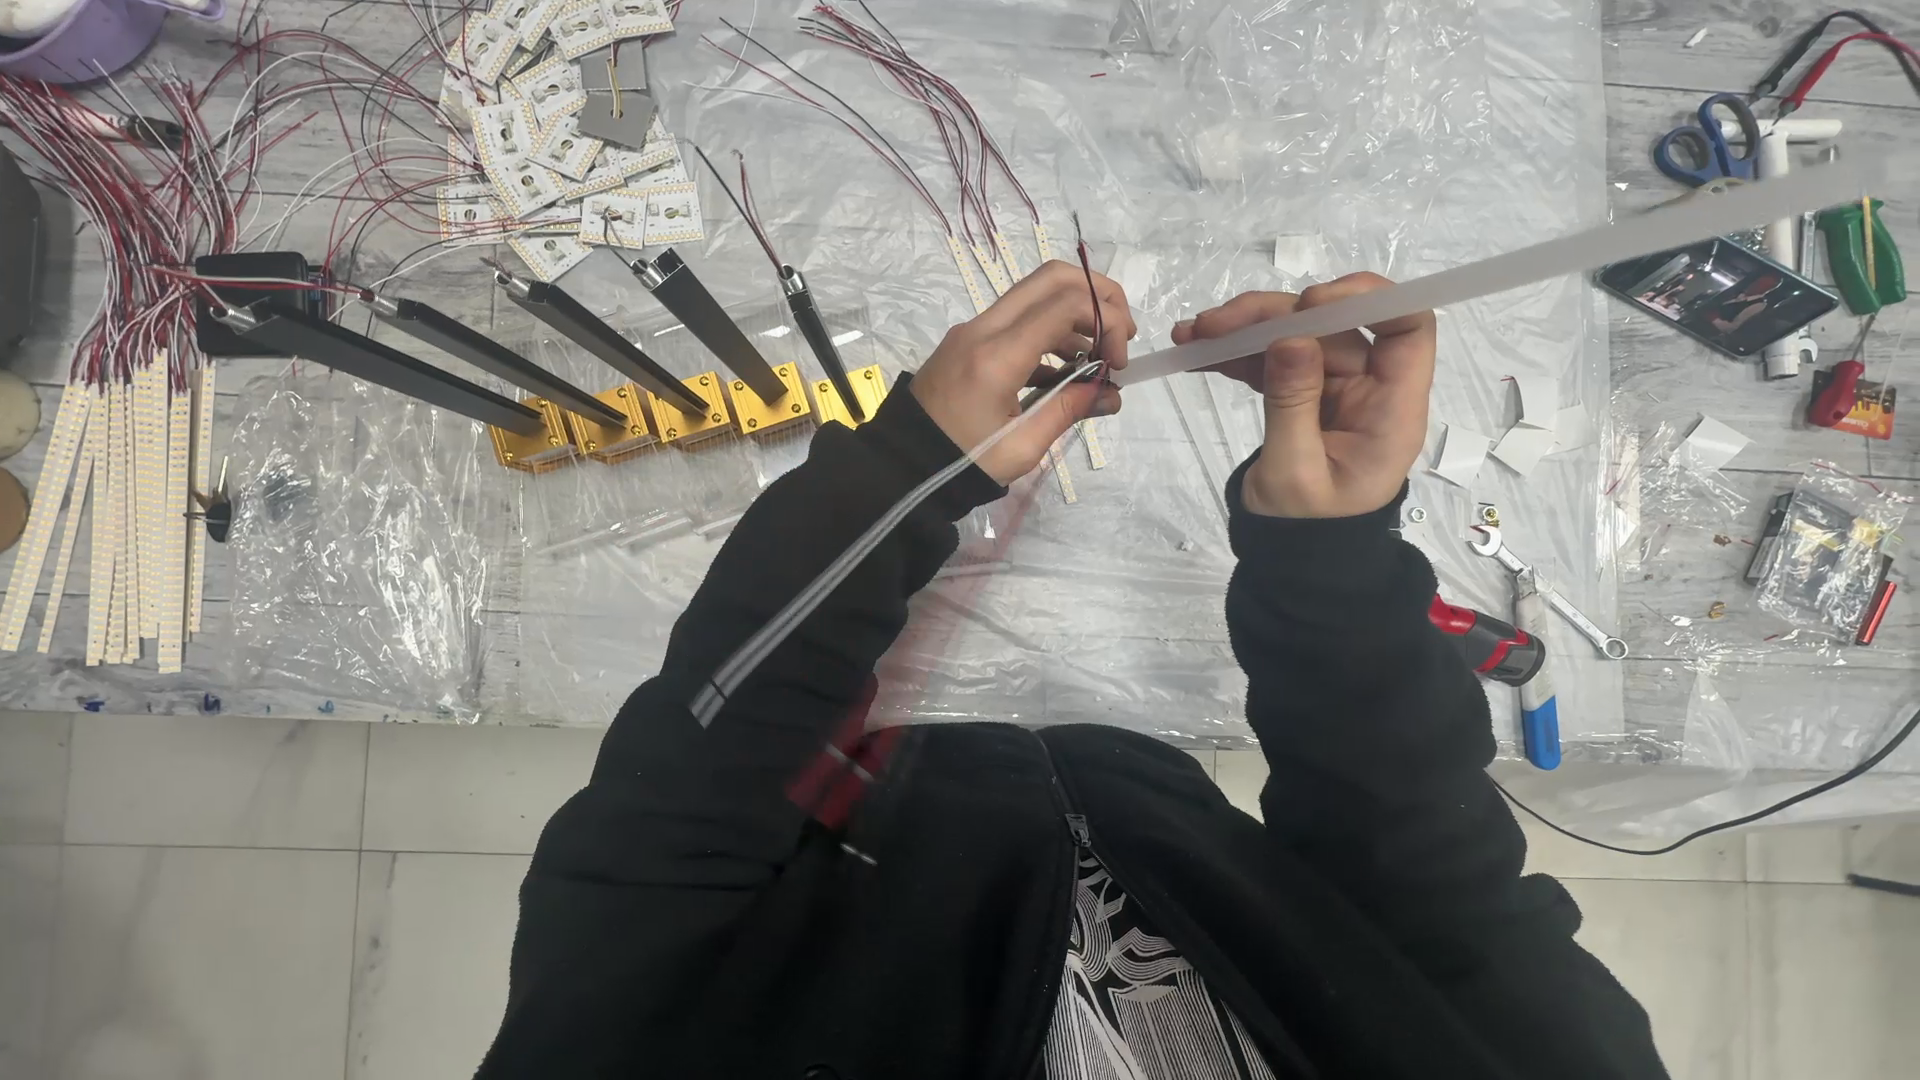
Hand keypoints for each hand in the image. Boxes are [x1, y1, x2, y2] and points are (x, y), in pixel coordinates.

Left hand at [911, 260, 1134, 483]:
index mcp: (997, 356)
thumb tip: (1110, 392)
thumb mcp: (1022, 446)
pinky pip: (1016, 319)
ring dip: (1074, 313)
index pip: (1066, 304)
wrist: (902, 464)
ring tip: (1098, 358)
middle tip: (1122, 332)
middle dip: (1099, 296)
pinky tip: (1067, 367)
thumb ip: (1069, 410)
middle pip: (1051, 278)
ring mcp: (971, 331)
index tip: (1120, 363)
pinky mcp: (966, 341)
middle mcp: (982, 329)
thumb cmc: (962, 462)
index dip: (1108, 322)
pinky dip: (1049, 330)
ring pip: (1033, 294)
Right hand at [1172, 273, 1434, 518]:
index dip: (1367, 300)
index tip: (1308, 302)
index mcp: (1391, 409)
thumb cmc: (1303, 527)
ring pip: (1296, 335)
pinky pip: (1272, 359)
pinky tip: (1196, 351)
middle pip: (1332, 326)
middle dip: (1272, 315)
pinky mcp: (1303, 394)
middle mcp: (1369, 389)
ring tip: (1191, 333)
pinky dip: (1235, 353)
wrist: (1292, 555)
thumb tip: (1289, 337)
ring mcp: (1334, 389)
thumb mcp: (1293, 472)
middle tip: (1212, 324)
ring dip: (1244, 328)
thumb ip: (1292, 404)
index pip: (1407, 329)